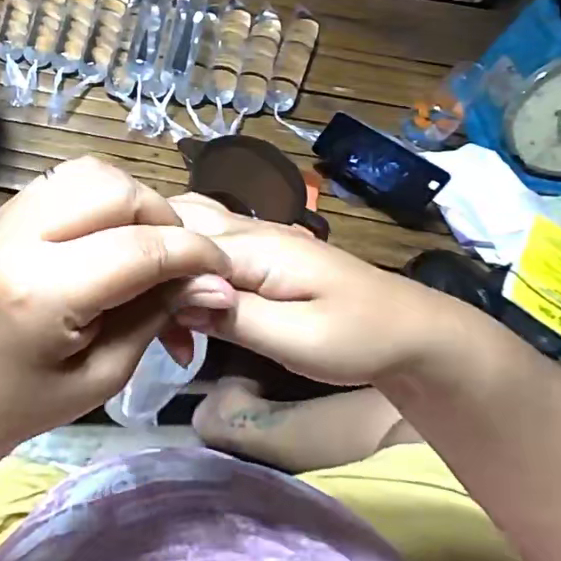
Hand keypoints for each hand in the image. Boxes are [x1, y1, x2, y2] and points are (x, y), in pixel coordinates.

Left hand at [0, 158, 235, 452]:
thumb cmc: (33, 399)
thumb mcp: (106, 372)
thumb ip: (158, 314)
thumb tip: (218, 282)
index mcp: (41, 291)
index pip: (137, 248)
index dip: (191, 254)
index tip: (220, 270)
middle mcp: (19, 237)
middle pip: (115, 191)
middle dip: (162, 220)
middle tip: (177, 262)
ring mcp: (7, 216)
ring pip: (92, 173)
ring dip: (134, 201)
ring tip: (146, 245)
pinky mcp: (6, 210)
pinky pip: (68, 179)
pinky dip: (103, 196)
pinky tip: (112, 234)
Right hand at [167, 193, 461, 385]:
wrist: (411, 330)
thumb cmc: (360, 338)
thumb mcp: (298, 340)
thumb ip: (232, 316)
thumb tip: (173, 300)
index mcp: (255, 246)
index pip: (179, 246)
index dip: (156, 283)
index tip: (162, 334)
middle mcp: (246, 227)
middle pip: (173, 220)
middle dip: (148, 260)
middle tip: (151, 317)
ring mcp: (251, 234)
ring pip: (184, 223)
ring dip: (162, 258)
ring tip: (160, 307)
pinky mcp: (255, 249)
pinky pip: (201, 241)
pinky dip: (181, 262)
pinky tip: (184, 300)